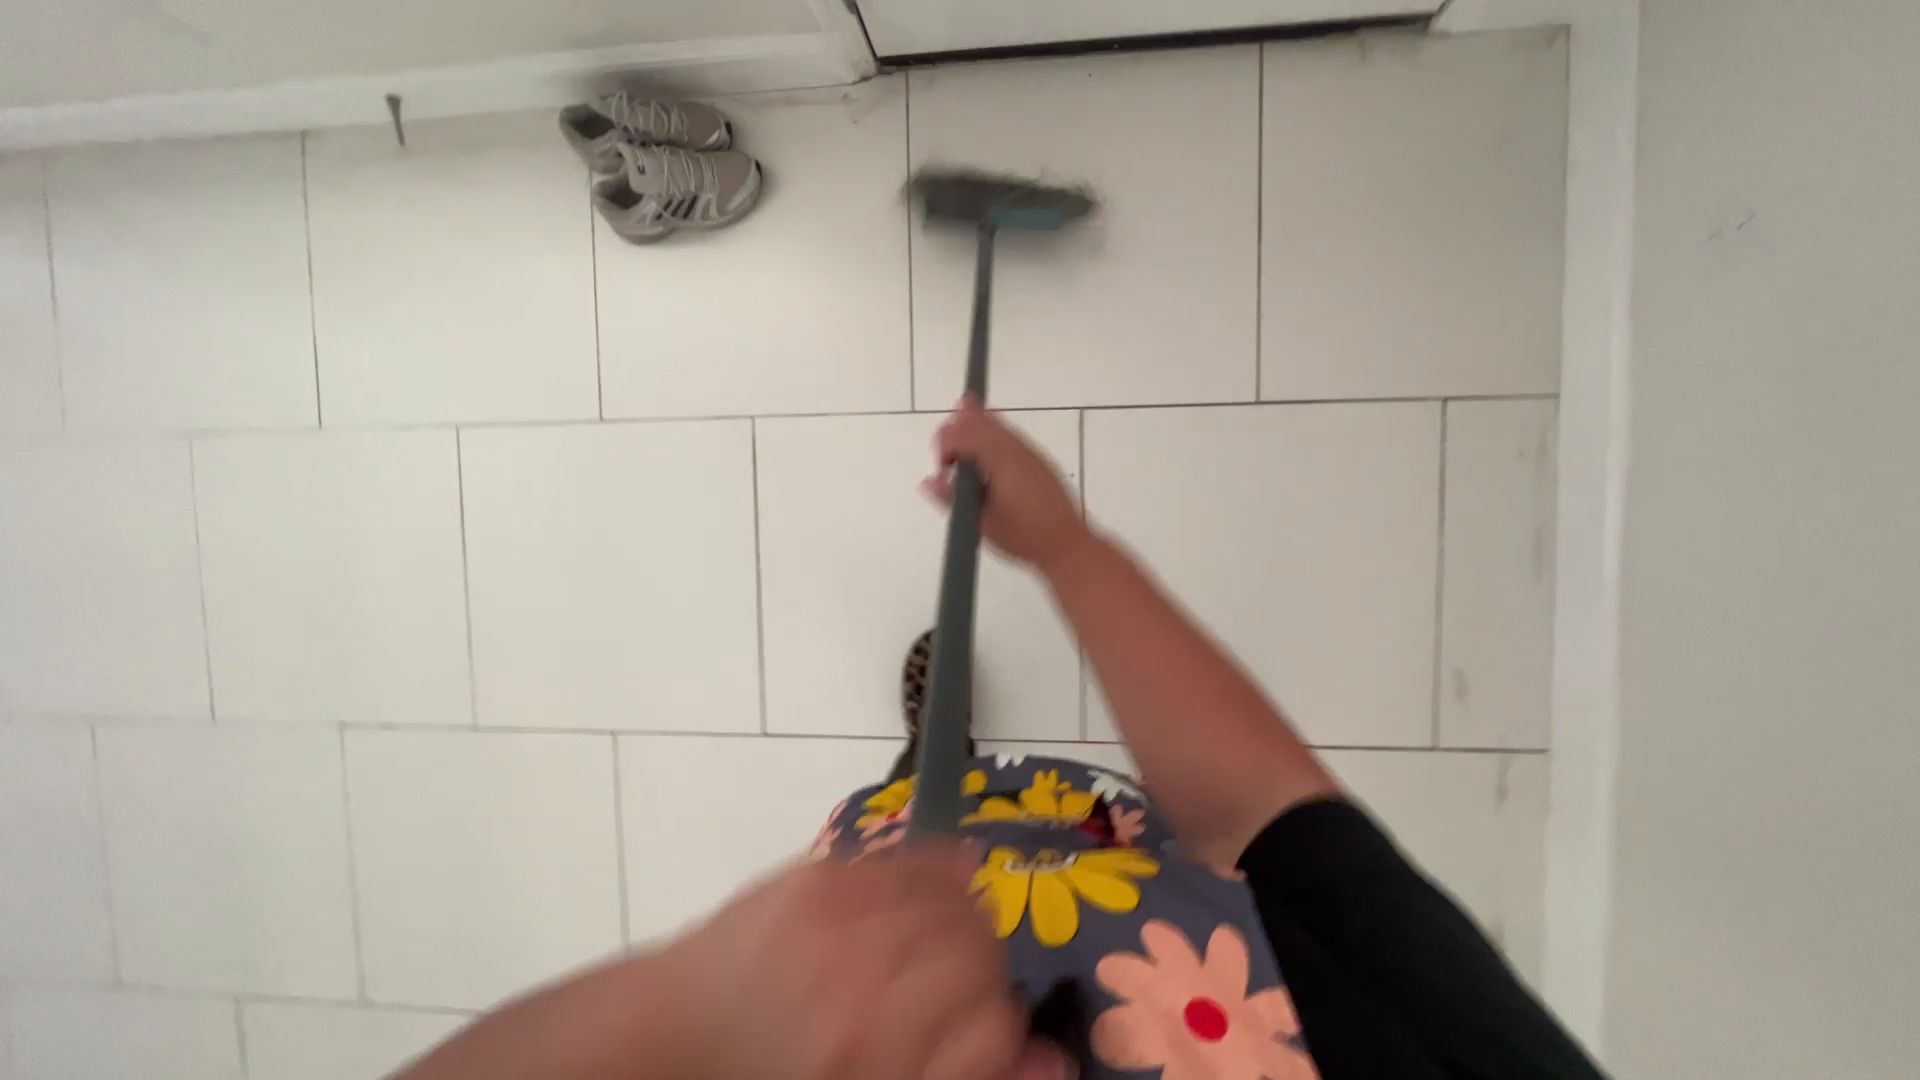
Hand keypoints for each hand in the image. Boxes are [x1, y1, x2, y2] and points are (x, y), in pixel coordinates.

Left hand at [661, 847, 1058, 1079]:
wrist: (676, 1033)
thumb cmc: (775, 1074)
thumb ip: (963, 1074)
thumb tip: (1050, 1056)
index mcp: (881, 1063)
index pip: (996, 1027)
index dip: (1009, 1029)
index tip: (995, 1029)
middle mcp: (868, 994)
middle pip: (983, 959)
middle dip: (989, 972)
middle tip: (969, 980)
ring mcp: (844, 926)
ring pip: (961, 902)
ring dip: (969, 920)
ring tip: (949, 934)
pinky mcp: (824, 879)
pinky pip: (918, 859)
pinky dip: (944, 870)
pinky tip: (942, 881)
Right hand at [923, 399, 1093, 570]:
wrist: (1068, 545)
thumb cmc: (1024, 537)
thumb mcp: (982, 523)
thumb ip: (952, 499)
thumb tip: (927, 481)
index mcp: (1000, 461)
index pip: (964, 433)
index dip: (945, 444)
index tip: (942, 470)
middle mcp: (1016, 449)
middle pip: (980, 419)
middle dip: (957, 431)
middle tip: (947, 460)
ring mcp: (1030, 452)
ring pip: (996, 424)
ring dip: (974, 434)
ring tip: (962, 458)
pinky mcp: (1038, 461)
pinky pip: (1009, 437)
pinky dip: (991, 441)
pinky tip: (986, 465)